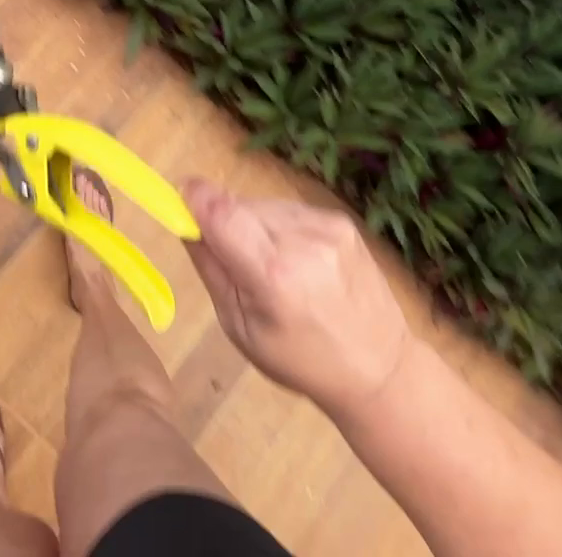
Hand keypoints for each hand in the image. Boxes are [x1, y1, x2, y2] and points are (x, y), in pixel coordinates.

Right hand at [182, 179, 413, 416]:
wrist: (380, 366)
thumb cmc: (299, 360)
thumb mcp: (241, 328)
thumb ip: (212, 270)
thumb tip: (185, 223)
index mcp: (273, 277)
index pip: (222, 214)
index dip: (196, 198)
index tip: (181, 195)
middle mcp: (302, 242)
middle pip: (239, 205)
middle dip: (223, 219)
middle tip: (229, 255)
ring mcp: (327, 227)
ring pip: (264, 205)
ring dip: (252, 223)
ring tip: (268, 263)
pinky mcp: (342, 221)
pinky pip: (289, 210)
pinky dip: (279, 226)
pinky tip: (294, 258)